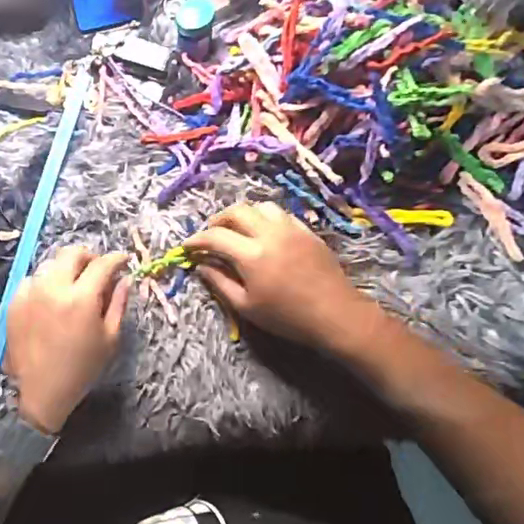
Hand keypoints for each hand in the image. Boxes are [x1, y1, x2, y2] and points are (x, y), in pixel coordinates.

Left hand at [2, 247, 130, 433]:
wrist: (39, 391)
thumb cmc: (81, 368)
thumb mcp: (109, 338)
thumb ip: (119, 304)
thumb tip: (125, 279)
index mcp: (81, 298)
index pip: (102, 264)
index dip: (117, 258)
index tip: (123, 260)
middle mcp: (53, 287)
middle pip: (72, 253)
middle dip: (89, 256)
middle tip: (97, 269)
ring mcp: (30, 292)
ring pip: (50, 264)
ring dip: (66, 268)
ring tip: (73, 285)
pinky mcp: (14, 301)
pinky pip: (32, 280)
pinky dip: (45, 282)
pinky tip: (51, 298)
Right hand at [185, 201, 381, 350]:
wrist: (336, 315)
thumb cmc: (287, 317)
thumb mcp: (246, 307)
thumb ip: (220, 283)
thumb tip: (202, 265)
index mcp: (251, 255)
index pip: (215, 236)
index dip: (197, 239)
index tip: (187, 246)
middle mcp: (270, 234)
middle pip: (237, 211)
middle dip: (218, 219)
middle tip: (211, 234)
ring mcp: (291, 229)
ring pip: (261, 206)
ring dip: (244, 214)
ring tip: (239, 230)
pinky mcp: (307, 232)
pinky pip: (281, 214)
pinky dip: (266, 219)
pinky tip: (265, 234)